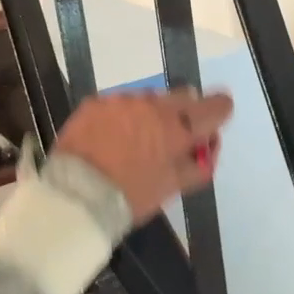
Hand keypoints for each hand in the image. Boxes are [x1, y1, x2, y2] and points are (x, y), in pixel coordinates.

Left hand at [53, 89, 234, 221]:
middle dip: (183, 113)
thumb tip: (208, 148)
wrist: (75, 196)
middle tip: (172, 137)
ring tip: (136, 140)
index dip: (219, 111)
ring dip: (150, 114)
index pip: (215, 105)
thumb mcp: (172, 187)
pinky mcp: (95, 103)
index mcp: (178, 127)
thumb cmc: (130, 197)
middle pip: (182, 97)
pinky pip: (118, 104)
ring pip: (148, 99)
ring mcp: (122, 100)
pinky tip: (111, 138)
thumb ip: (198, 165)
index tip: (215, 120)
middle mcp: (153, 105)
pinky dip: (122, 116)